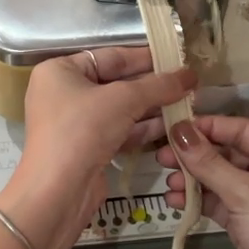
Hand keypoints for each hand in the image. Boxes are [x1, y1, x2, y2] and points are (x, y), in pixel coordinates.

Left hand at [1, 48, 195, 248]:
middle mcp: (63, 93)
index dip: (145, 57)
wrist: (58, 192)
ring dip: (152, 107)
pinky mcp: (86, 148)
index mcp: (60, 71)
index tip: (176, 58)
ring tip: (188, 102)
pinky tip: (172, 125)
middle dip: (152, 85)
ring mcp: (74, 123)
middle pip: (116, 83)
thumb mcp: (123, 100)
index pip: (109, 57)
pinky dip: (142, 128)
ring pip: (120, 109)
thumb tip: (190, 75)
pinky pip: (119, 130)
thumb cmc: (83, 130)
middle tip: (188, 83)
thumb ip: (158, 85)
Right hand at [155, 115, 248, 248]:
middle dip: (196, 155)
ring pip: (221, 179)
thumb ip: (209, 163)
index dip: (209, 128)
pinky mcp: (247, 222)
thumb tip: (178, 131)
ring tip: (168, 183)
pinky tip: (175, 200)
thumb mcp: (247, 194)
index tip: (174, 126)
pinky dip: (198, 199)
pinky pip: (218, 202)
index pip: (244, 131)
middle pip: (230, 154)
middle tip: (161, 155)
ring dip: (194, 179)